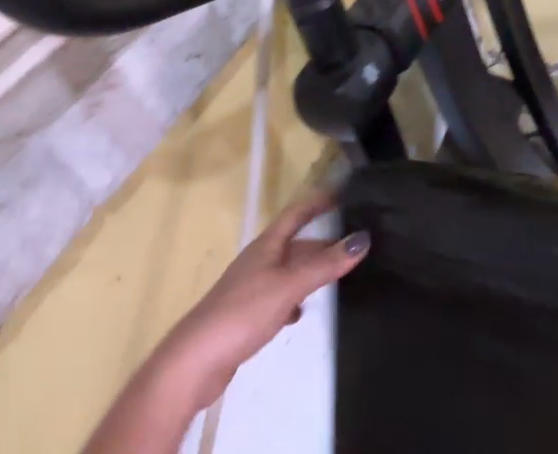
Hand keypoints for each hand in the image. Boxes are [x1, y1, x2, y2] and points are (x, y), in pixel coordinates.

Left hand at [157, 190, 370, 406]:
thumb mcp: (289, 286)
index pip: (296, 213)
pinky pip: (280, 298)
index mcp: (266, 247)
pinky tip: (303, 312)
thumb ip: (325, 264)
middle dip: (324, 242)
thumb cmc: (242, 313)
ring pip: (290, 272)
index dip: (318, 202)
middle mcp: (259, 262)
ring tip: (342, 274)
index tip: (346, 194)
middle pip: (296, 244)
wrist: (194, 362)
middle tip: (358, 242)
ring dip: (313, 271)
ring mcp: (252, 289)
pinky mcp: (248, 316)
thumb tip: (363, 239)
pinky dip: (295, 300)